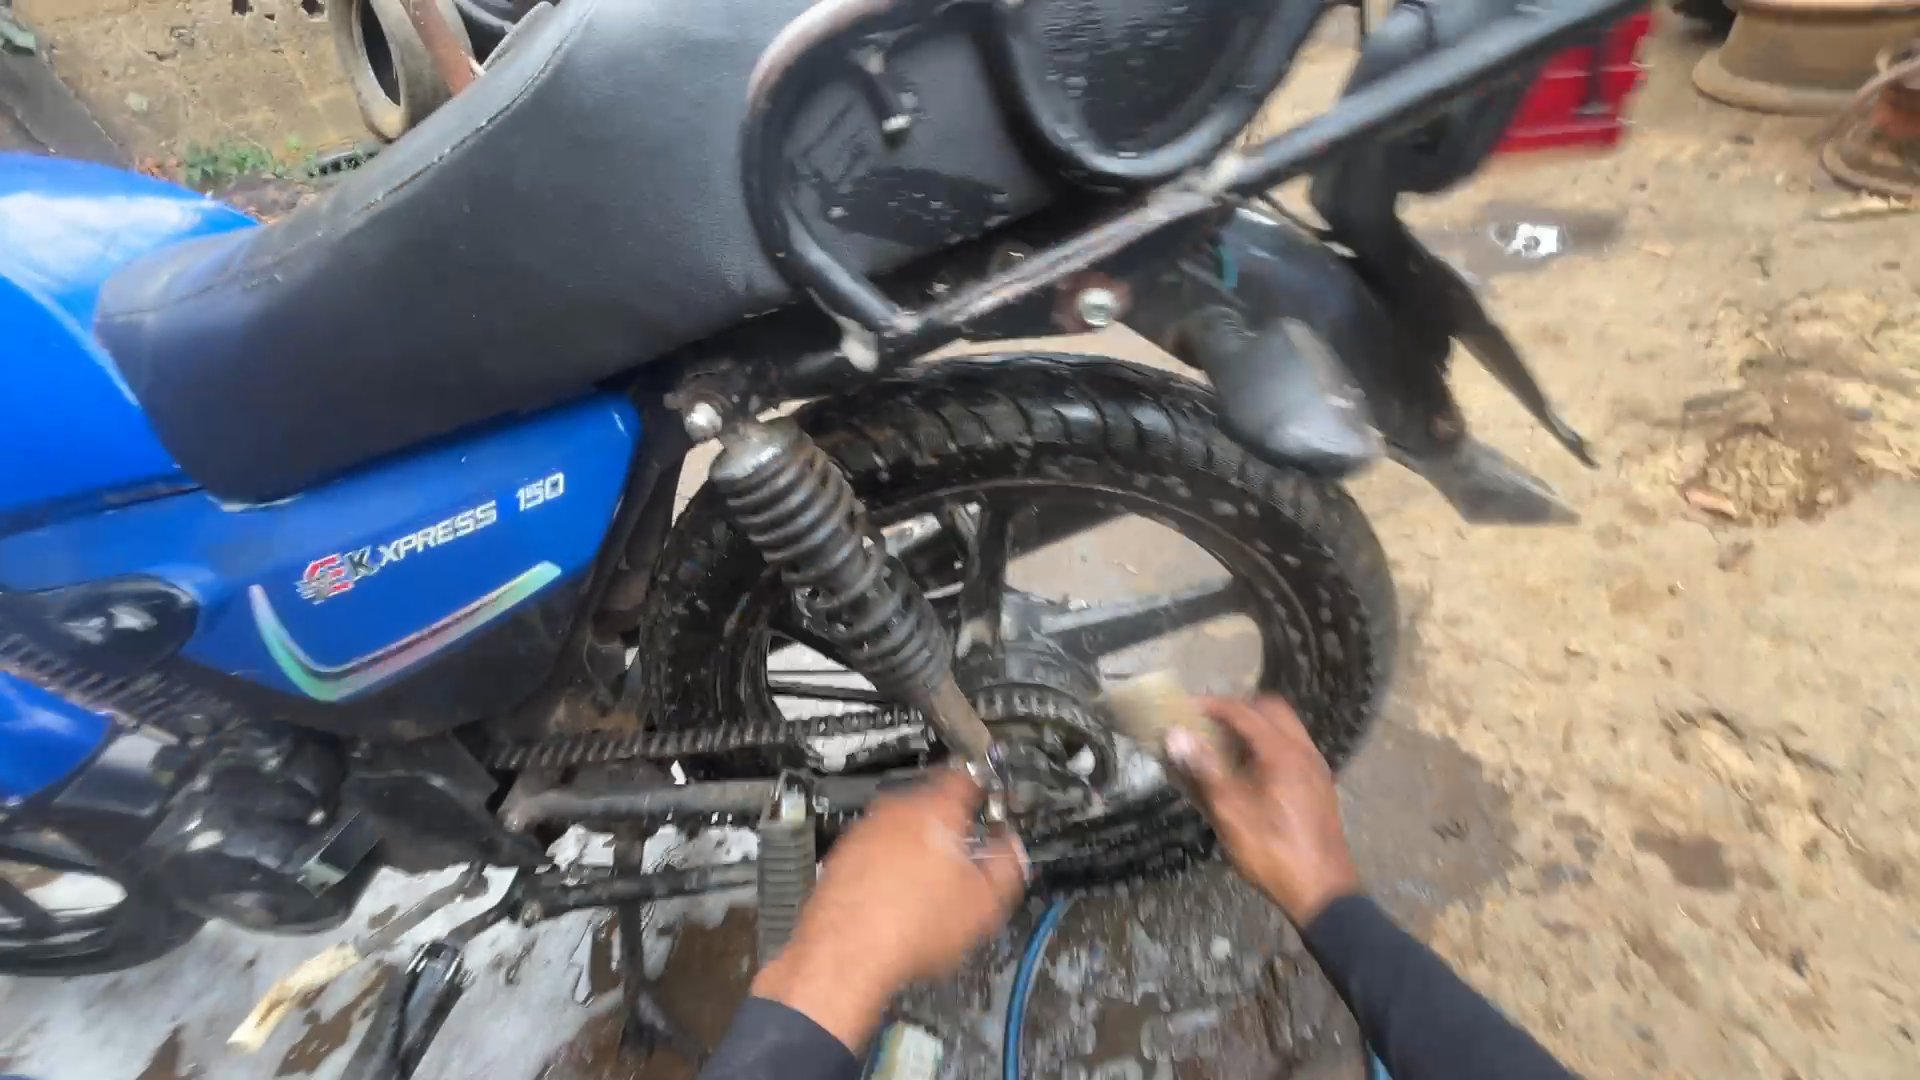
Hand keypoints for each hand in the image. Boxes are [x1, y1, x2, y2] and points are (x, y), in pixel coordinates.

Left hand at [749, 769, 1027, 1049]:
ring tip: (928, 884)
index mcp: (937, 808)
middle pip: (932, 800)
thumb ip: (1007, 867)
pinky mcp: (843, 854)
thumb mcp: (983, 904)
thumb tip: (1013, 851)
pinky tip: (896, 897)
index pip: (966, 778)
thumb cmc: (910, 927)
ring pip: (902, 825)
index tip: (987, 803)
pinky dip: (888, 864)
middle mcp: (898, 808)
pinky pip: (875, 848)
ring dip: (917, 844)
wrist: (846, 954)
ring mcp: (866, 829)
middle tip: (962, 854)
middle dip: (949, 824)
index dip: (981, 789)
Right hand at [1165, 696, 1360, 923]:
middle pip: (1271, 709)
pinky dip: (1268, 743)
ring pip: (1285, 727)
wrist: (1324, 896)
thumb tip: (1177, 735)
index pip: (1244, 712)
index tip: (1186, 709)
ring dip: (1255, 725)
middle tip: (1210, 721)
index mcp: (1282, 753)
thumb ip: (1204, 769)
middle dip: (1238, 708)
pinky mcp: (1319, 786)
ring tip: (1225, 744)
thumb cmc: (1272, 852)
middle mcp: (1304, 752)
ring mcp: (1316, 769)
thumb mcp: (1230, 812)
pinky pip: (1292, 746)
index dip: (1212, 706)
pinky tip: (1249, 770)